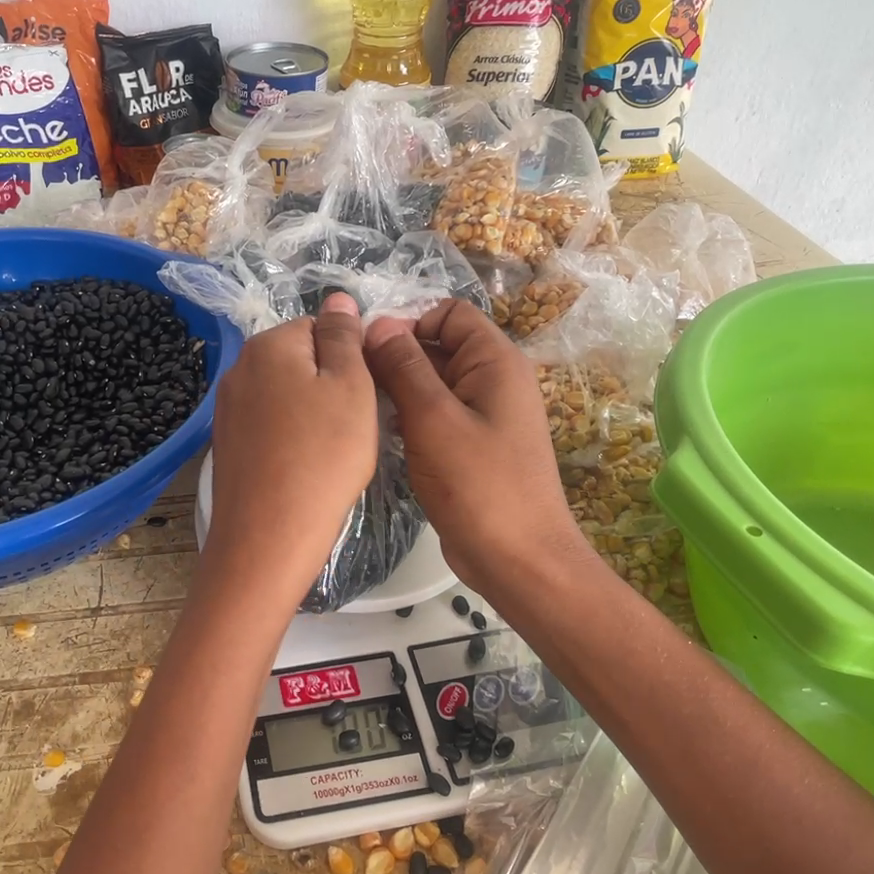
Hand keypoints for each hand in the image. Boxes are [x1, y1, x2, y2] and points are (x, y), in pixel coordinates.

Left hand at [207, 293, 378, 602]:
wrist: (268, 536)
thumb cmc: (323, 456)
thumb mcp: (351, 386)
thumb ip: (344, 336)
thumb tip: (337, 297)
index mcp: (268, 344)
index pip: (320, 326)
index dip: (350, 357)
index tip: (366, 393)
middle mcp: (239, 368)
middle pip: (300, 359)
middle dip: (329, 383)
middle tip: (353, 425)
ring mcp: (227, 408)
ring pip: (285, 395)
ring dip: (311, 413)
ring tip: (330, 451)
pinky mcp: (226, 444)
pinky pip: (269, 425)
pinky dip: (290, 438)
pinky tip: (304, 466)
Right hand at [363, 300, 595, 597]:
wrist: (518, 560)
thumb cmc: (478, 484)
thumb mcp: (432, 419)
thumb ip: (404, 367)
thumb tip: (379, 324)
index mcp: (495, 362)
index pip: (449, 313)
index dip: (408, 321)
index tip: (368, 351)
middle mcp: (494, 381)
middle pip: (439, 346)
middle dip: (396, 357)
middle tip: (355, 383)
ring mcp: (484, 416)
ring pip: (433, 384)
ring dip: (399, 390)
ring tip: (363, 409)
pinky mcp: (473, 447)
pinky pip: (436, 416)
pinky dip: (410, 418)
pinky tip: (383, 437)